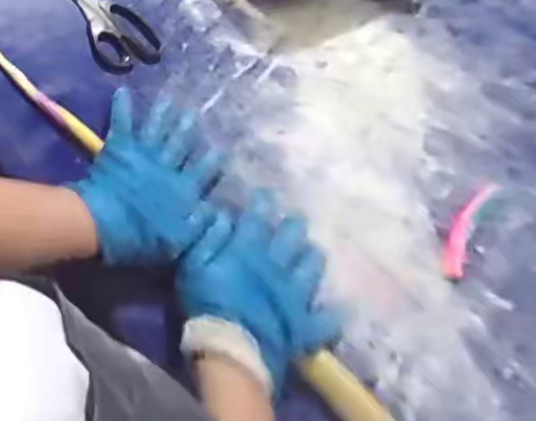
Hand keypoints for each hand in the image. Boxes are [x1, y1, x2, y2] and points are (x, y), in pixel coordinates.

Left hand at [67, 88, 224, 264]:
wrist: (107, 223)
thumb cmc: (144, 238)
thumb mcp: (183, 241)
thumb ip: (203, 224)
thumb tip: (224, 212)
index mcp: (183, 190)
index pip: (203, 171)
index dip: (213, 159)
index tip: (222, 146)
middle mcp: (166, 168)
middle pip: (180, 144)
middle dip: (187, 128)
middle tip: (193, 112)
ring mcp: (143, 155)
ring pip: (156, 129)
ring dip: (162, 114)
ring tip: (168, 98)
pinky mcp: (119, 148)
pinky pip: (122, 123)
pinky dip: (122, 107)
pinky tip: (122, 91)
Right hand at [178, 194, 342, 394]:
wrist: (232, 343)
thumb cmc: (205, 296)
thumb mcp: (194, 259)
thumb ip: (209, 236)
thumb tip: (223, 213)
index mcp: (247, 250)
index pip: (257, 220)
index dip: (263, 205)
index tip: (268, 193)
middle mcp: (275, 268)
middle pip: (289, 243)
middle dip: (294, 227)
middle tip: (299, 216)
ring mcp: (294, 297)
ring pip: (309, 273)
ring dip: (313, 259)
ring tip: (316, 249)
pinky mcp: (305, 325)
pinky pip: (325, 318)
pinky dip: (334, 312)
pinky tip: (341, 306)